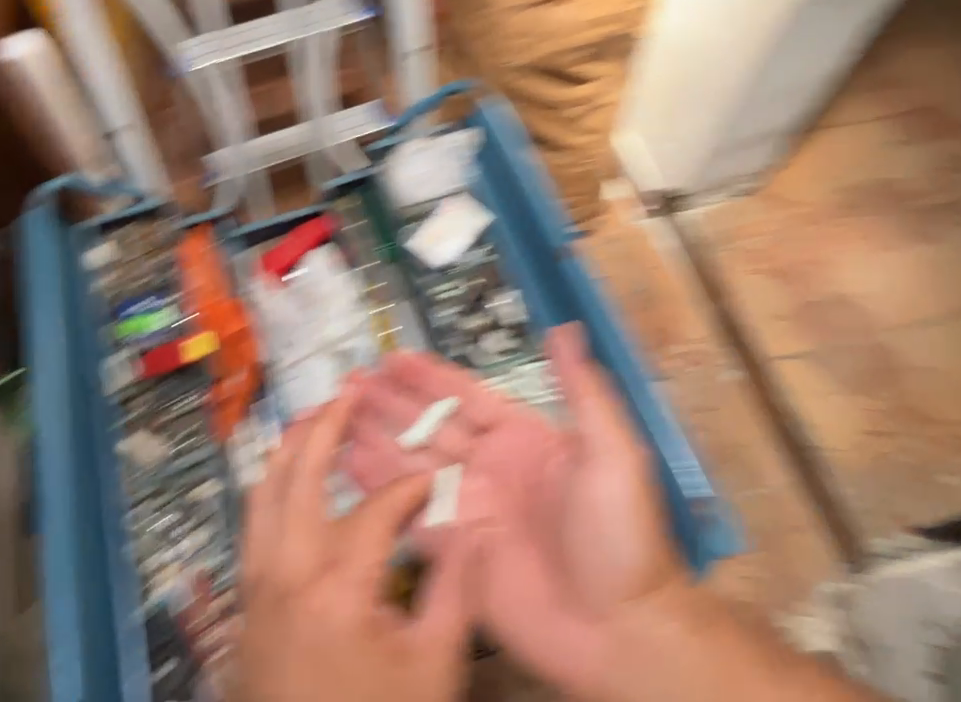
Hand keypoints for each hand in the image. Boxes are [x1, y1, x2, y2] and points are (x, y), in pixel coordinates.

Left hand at [234, 379, 476, 701]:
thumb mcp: (431, 670)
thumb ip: (455, 592)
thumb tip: (474, 526)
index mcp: (338, 586)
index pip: (378, 510)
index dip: (411, 487)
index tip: (436, 479)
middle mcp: (286, 571)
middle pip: (299, 477)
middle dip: (325, 428)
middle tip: (348, 393)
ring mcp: (256, 585)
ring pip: (263, 494)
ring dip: (287, 450)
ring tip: (311, 418)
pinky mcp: (244, 603)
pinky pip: (251, 524)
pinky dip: (269, 488)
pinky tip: (284, 481)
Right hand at [344, 325, 694, 700]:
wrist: (621, 631)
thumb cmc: (621, 536)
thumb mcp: (612, 453)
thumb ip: (582, 391)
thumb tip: (567, 329)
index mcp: (525, 440)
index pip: (467, 397)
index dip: (430, 377)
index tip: (394, 357)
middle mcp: (491, 467)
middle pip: (431, 426)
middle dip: (390, 402)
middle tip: (350, 380)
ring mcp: (469, 509)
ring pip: (412, 463)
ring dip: (377, 438)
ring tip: (339, 414)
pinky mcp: (454, 552)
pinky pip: (408, 511)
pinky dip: (378, 488)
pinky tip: (349, 465)